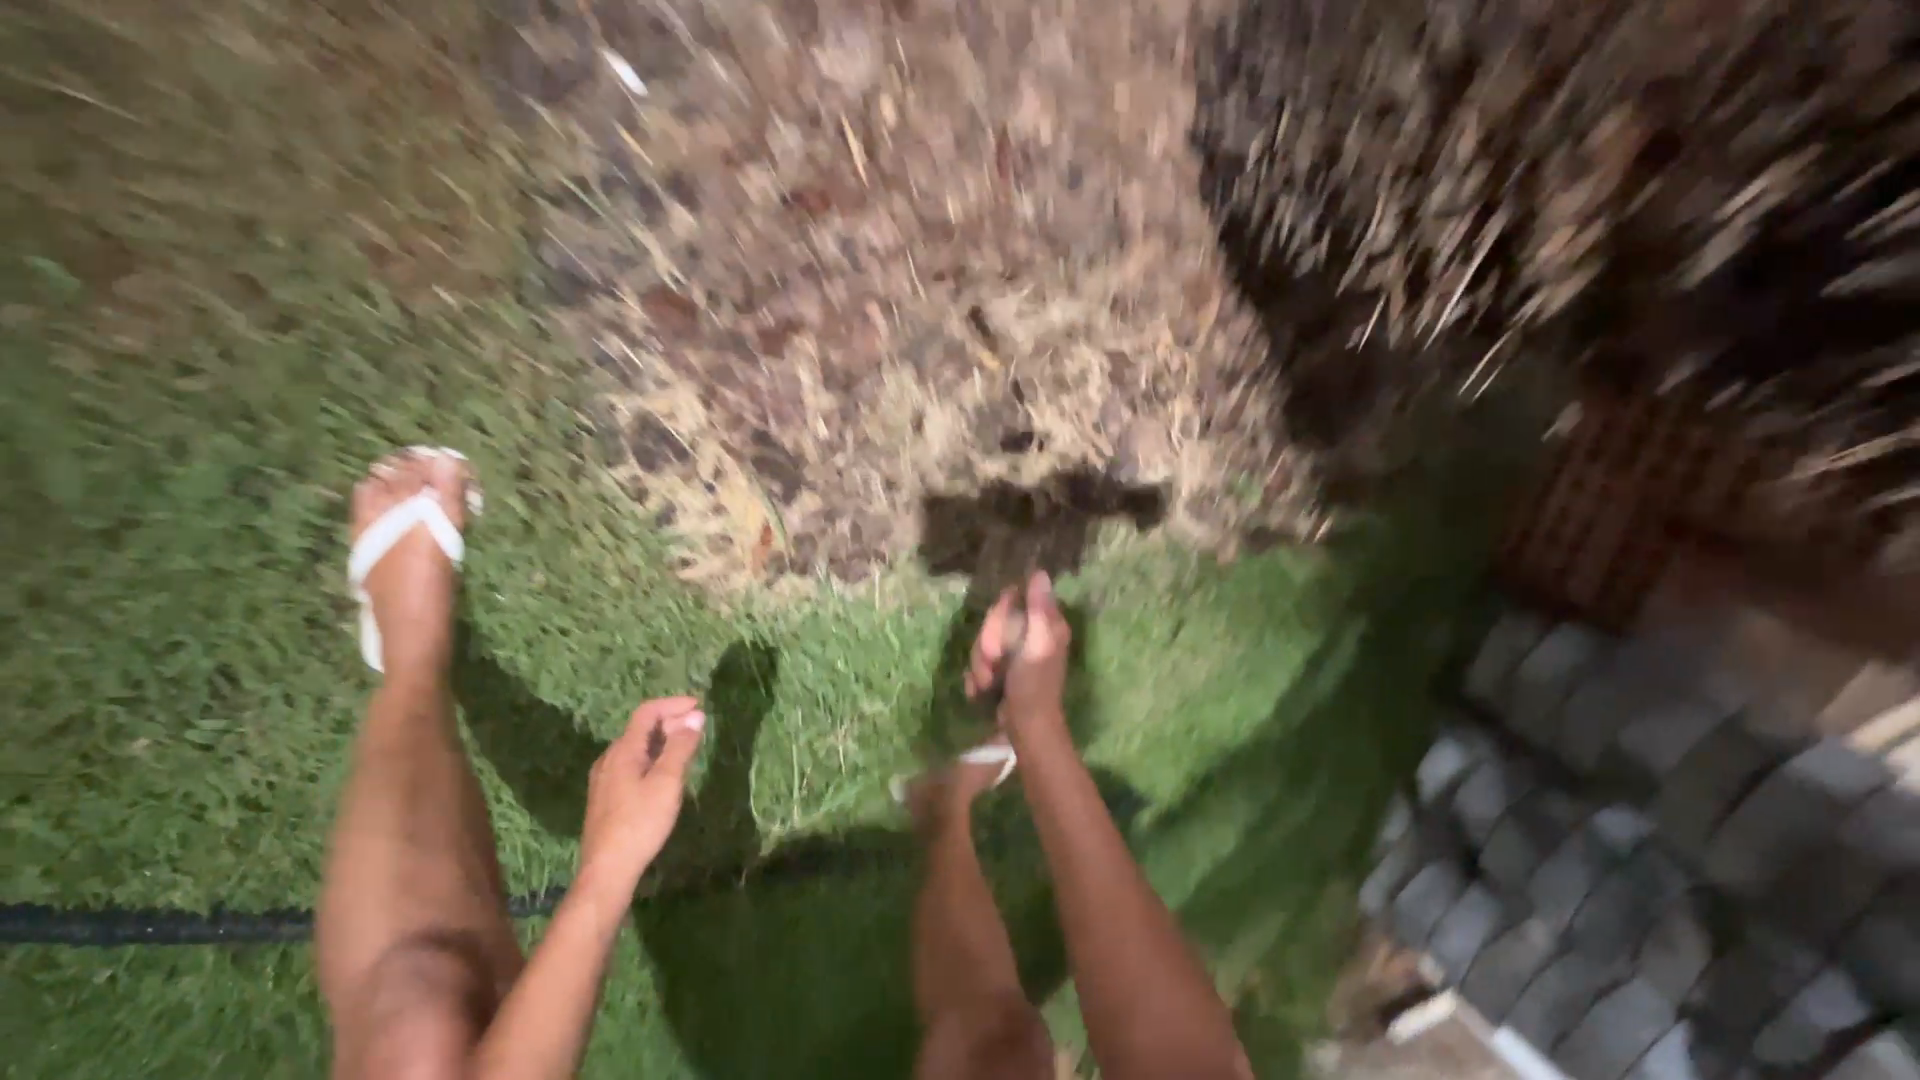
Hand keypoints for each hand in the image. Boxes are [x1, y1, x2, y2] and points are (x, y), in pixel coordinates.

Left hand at [579, 696, 705, 893]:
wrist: (607, 869)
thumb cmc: (640, 822)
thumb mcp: (667, 782)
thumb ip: (681, 746)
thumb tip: (695, 716)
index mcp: (622, 751)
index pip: (647, 712)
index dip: (673, 704)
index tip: (699, 706)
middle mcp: (609, 759)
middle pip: (640, 728)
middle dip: (670, 722)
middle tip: (698, 729)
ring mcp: (604, 778)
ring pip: (636, 747)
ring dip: (662, 741)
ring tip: (687, 749)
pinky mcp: (606, 796)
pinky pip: (631, 764)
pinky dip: (652, 758)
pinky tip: (665, 774)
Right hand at [965, 571, 1070, 734]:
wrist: (1026, 727)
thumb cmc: (1035, 685)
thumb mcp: (1039, 644)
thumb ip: (1038, 609)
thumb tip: (1041, 572)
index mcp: (1045, 625)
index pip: (1014, 599)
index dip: (1000, 613)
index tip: (997, 630)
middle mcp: (1031, 635)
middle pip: (994, 622)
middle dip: (987, 644)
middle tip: (994, 662)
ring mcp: (1014, 655)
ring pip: (983, 643)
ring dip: (980, 665)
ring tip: (988, 683)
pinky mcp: (1001, 672)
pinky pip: (979, 663)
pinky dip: (977, 678)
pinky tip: (982, 691)